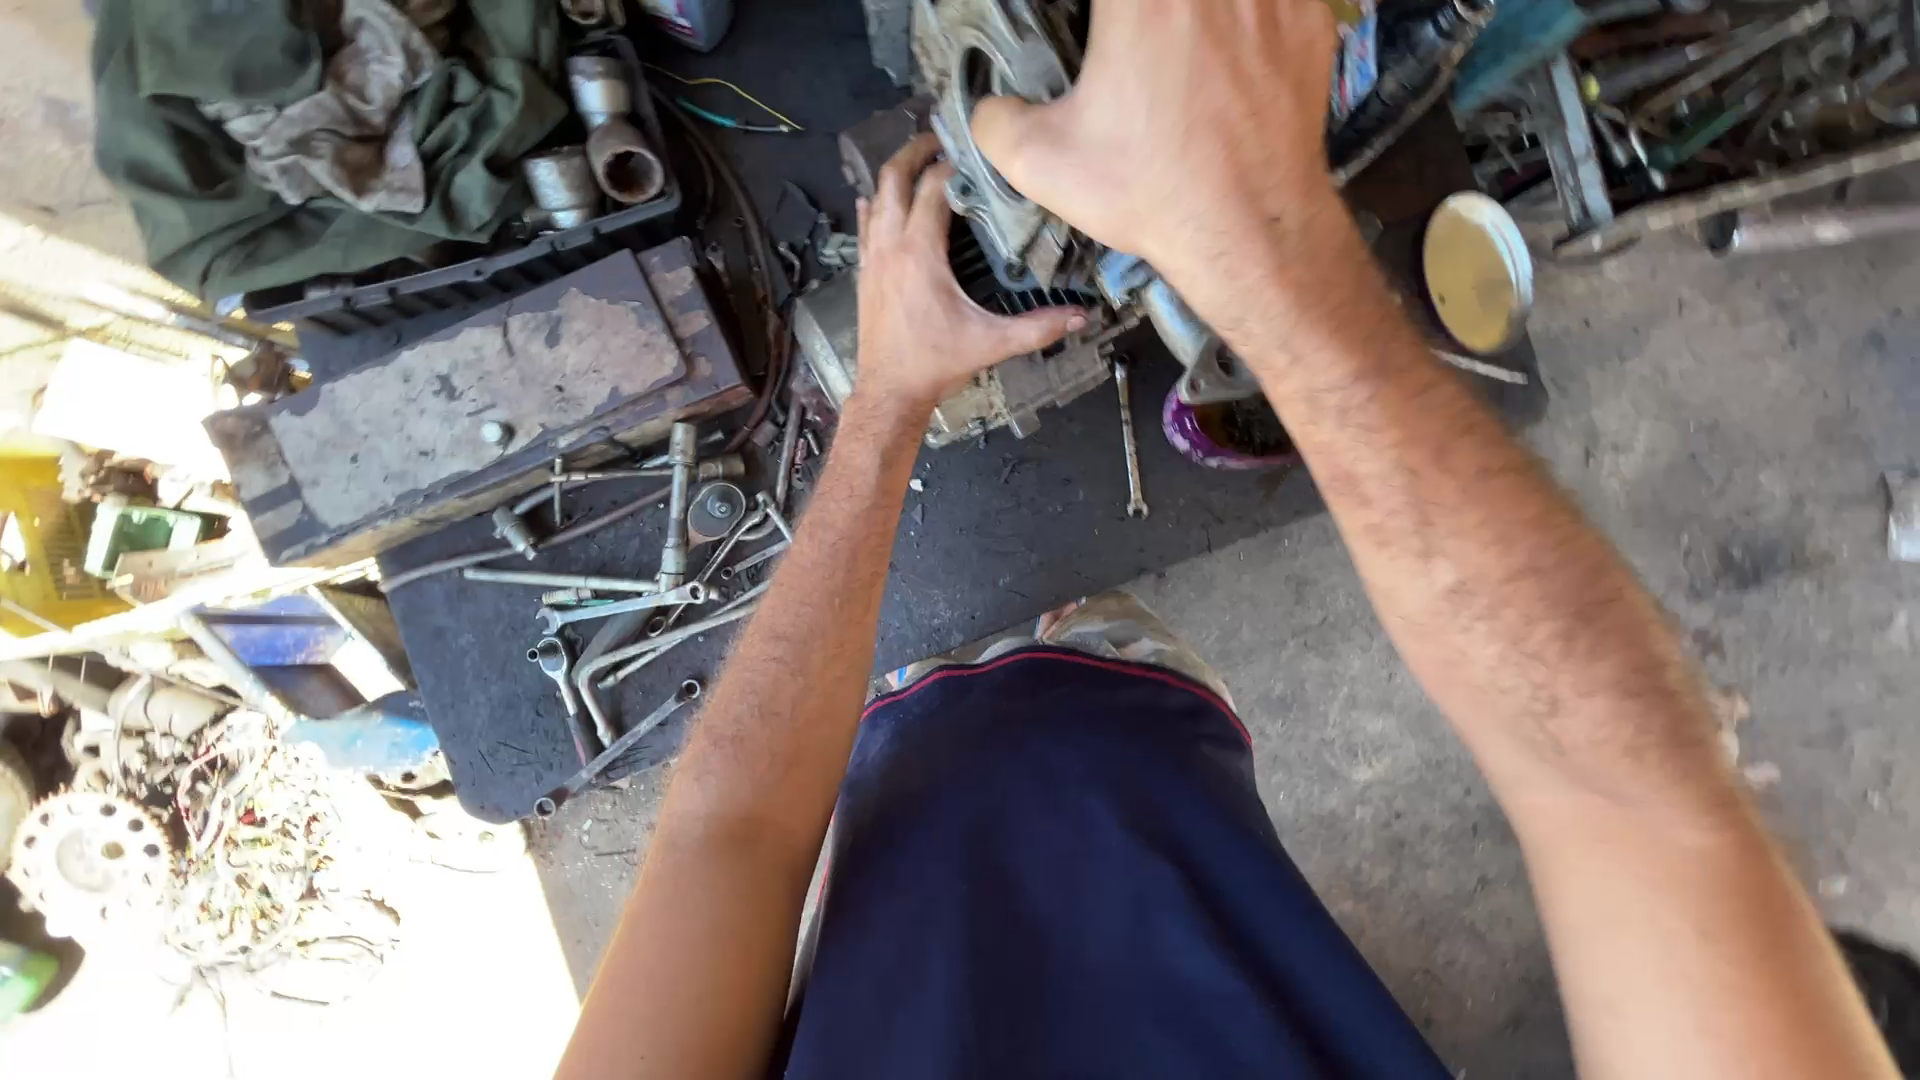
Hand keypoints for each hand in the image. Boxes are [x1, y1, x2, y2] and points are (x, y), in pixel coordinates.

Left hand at [853, 134, 1085, 412]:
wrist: (890, 392)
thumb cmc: (936, 365)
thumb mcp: (990, 345)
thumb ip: (1036, 328)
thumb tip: (1080, 316)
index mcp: (920, 253)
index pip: (936, 187)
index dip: (956, 163)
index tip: (978, 152)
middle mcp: (891, 246)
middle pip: (894, 178)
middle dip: (916, 151)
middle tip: (941, 138)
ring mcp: (872, 259)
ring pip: (876, 198)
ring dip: (895, 174)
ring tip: (919, 162)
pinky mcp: (864, 274)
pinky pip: (865, 226)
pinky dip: (875, 205)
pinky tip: (879, 200)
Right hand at [970, 0, 1341, 300]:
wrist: (1246, 230)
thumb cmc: (1151, 193)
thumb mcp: (1041, 166)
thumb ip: (995, 123)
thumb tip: (989, 109)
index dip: (1095, 16)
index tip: (1091, 31)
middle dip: (1139, 19)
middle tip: (1131, 41)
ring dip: (1192, 18)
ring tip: (1176, 51)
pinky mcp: (1308, 17)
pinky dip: (1247, 15)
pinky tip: (1225, 59)